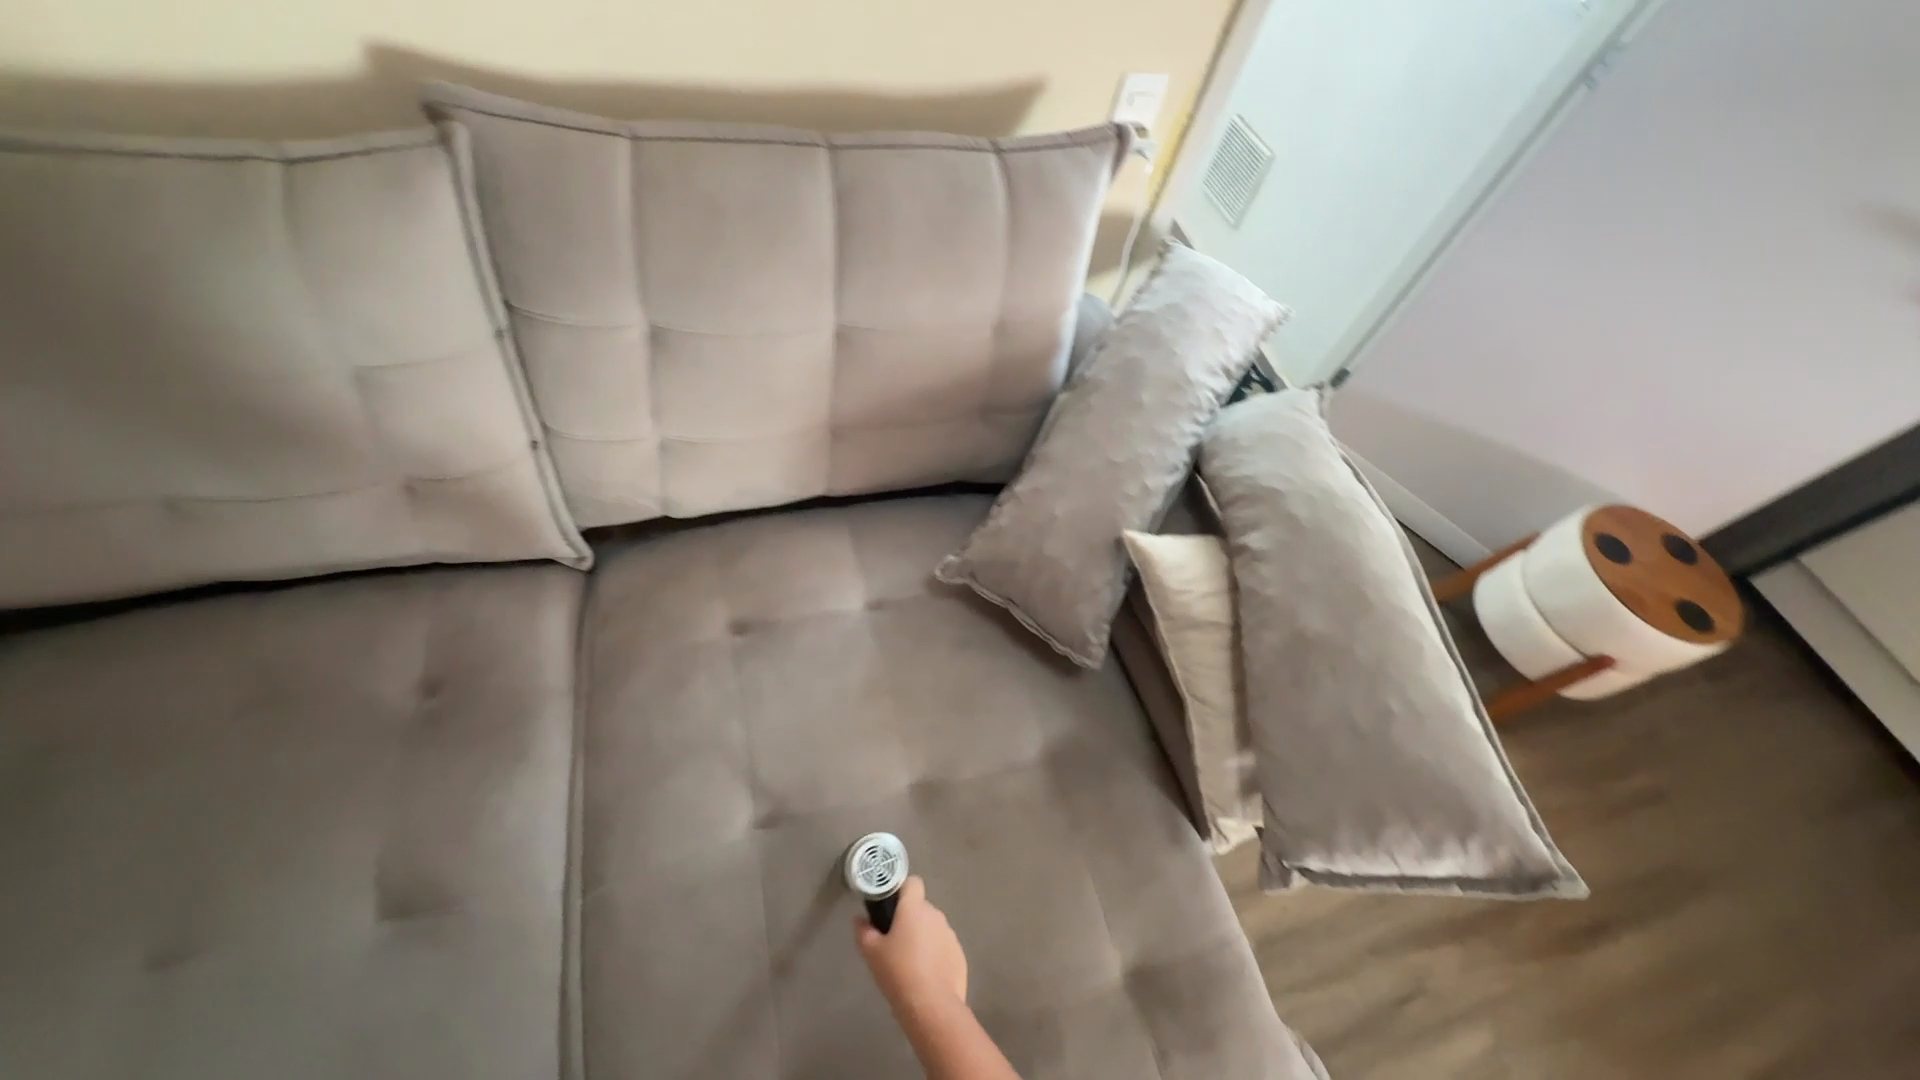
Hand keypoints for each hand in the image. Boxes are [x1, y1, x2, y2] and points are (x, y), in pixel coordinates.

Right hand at [855, 876, 967, 1013]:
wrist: (931, 1005)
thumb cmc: (898, 972)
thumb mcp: (871, 953)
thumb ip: (864, 931)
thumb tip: (860, 919)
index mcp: (914, 909)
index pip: (912, 883)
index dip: (901, 890)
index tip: (890, 907)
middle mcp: (936, 916)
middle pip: (921, 908)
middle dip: (909, 920)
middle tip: (893, 942)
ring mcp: (950, 935)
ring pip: (933, 928)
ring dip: (923, 937)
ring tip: (909, 963)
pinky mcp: (959, 955)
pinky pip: (943, 947)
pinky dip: (935, 955)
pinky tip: (925, 976)